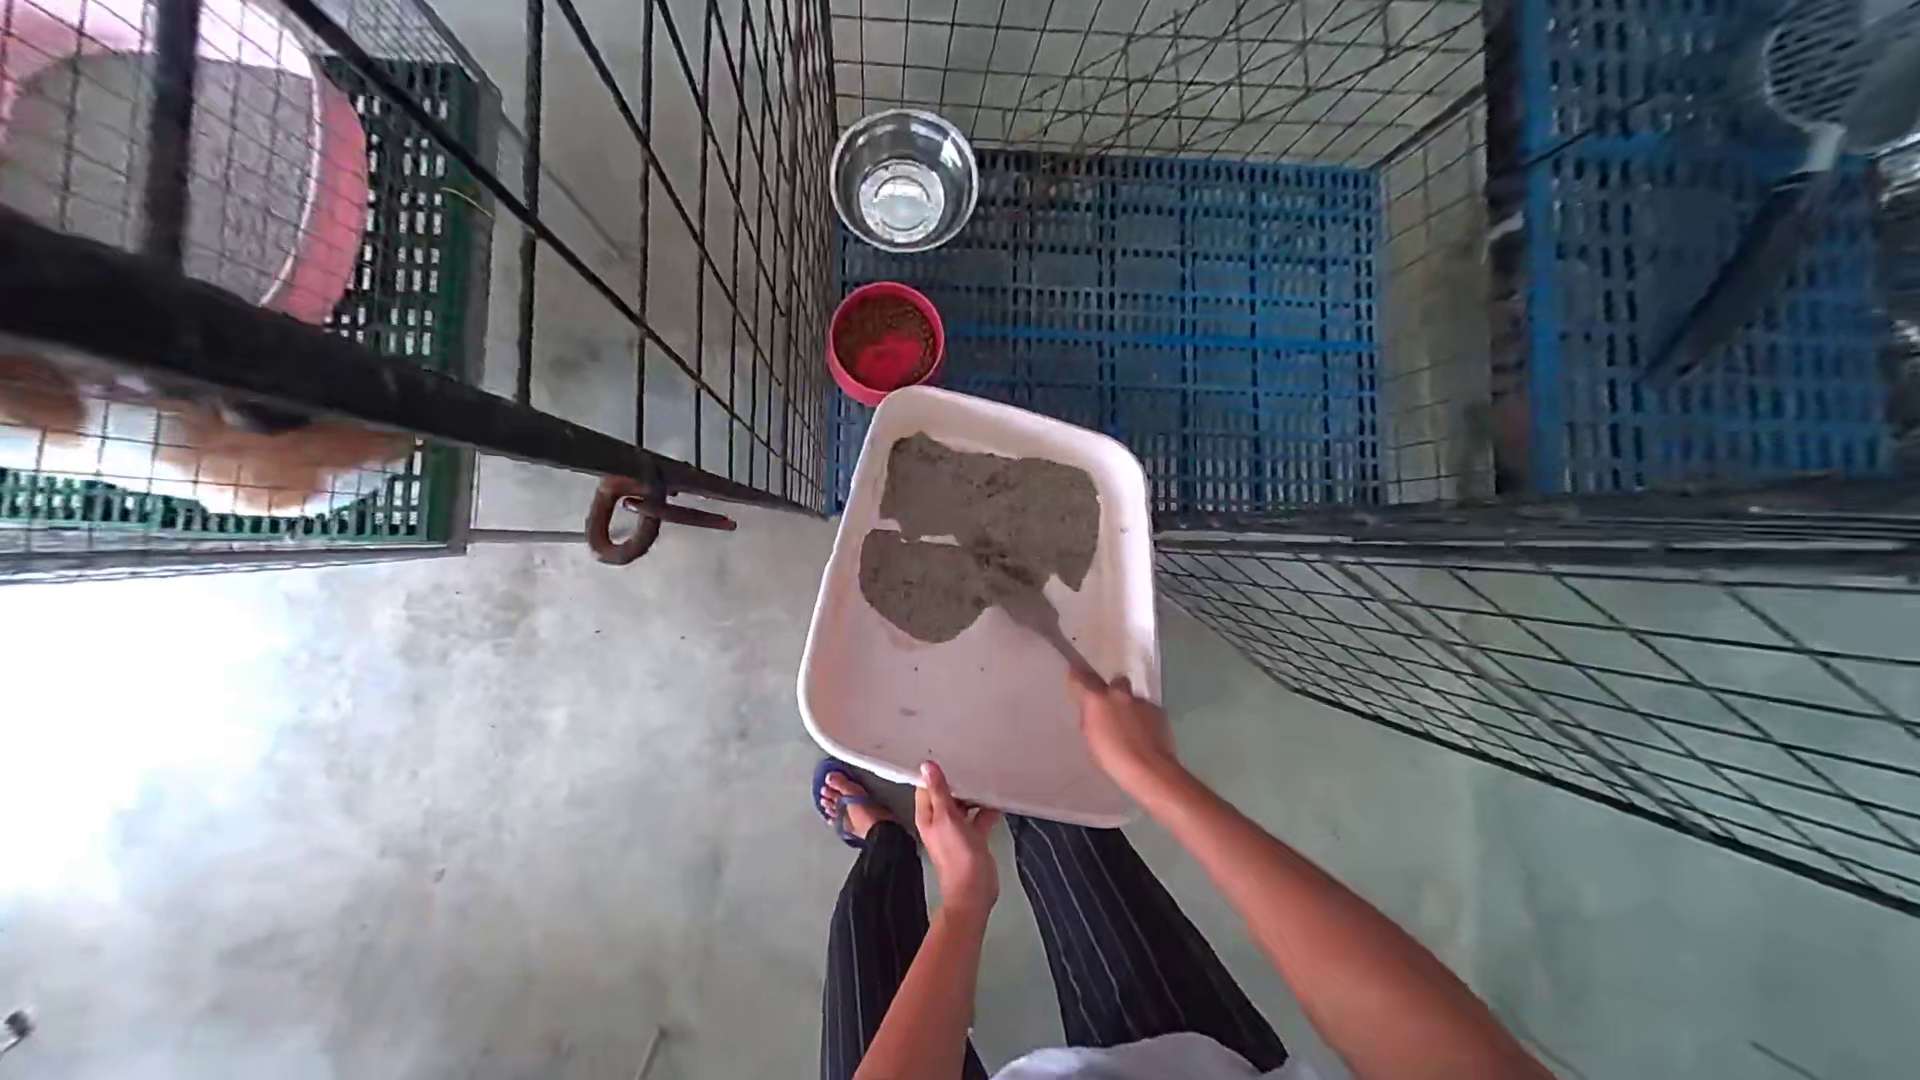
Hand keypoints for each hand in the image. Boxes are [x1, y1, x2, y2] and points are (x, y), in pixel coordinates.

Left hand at [915, 761, 1001, 920]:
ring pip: (964, 804)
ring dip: (974, 794)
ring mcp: (957, 829)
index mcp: (928, 816)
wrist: (974, 892)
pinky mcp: (974, 837)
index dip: (934, 772)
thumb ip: (939, 792)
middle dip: (957, 781)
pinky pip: (980, 817)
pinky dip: (987, 809)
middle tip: (970, 761)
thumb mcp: (947, 818)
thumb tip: (926, 766)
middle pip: (946, 794)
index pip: (926, 787)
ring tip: (986, 776)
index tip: (946, 754)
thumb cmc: (957, 855)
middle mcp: (940, 820)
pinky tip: (998, 799)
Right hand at [1070, 669, 1181, 794]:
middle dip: (1114, 691)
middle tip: (1113, 710)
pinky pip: (1149, 710)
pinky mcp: (1159, 711)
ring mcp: (1141, 701)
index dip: (1079, 673)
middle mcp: (1119, 694)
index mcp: (1097, 701)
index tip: (1076, 669)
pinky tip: (1147, 736)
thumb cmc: (1113, 759)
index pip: (1084, 678)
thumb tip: (1094, 715)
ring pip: (1134, 698)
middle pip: (1116, 682)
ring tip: (1133, 730)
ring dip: (1131, 708)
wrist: (1149, 770)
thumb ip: (1092, 722)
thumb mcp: (1093, 741)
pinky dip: (1146, 719)